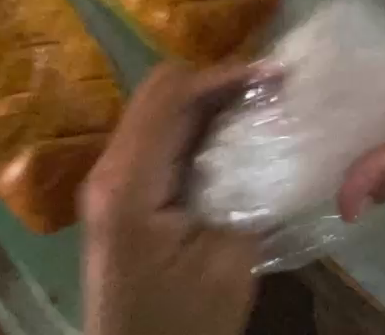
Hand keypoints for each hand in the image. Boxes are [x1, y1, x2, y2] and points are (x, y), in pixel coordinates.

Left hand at [80, 62, 259, 334]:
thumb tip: (274, 130)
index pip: (172, 94)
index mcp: (128, 183)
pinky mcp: (122, 189)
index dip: (225, 75)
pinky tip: (235, 131)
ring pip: (160, 105)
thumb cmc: (186, 324)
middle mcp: (109, 168)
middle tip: (271, 87)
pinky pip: (160, 131)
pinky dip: (198, 119)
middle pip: (161, 90)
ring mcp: (110, 178)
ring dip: (209, 96)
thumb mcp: (230, 259)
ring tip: (260, 101)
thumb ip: (250, 187)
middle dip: (219, 79)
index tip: (275, 77)